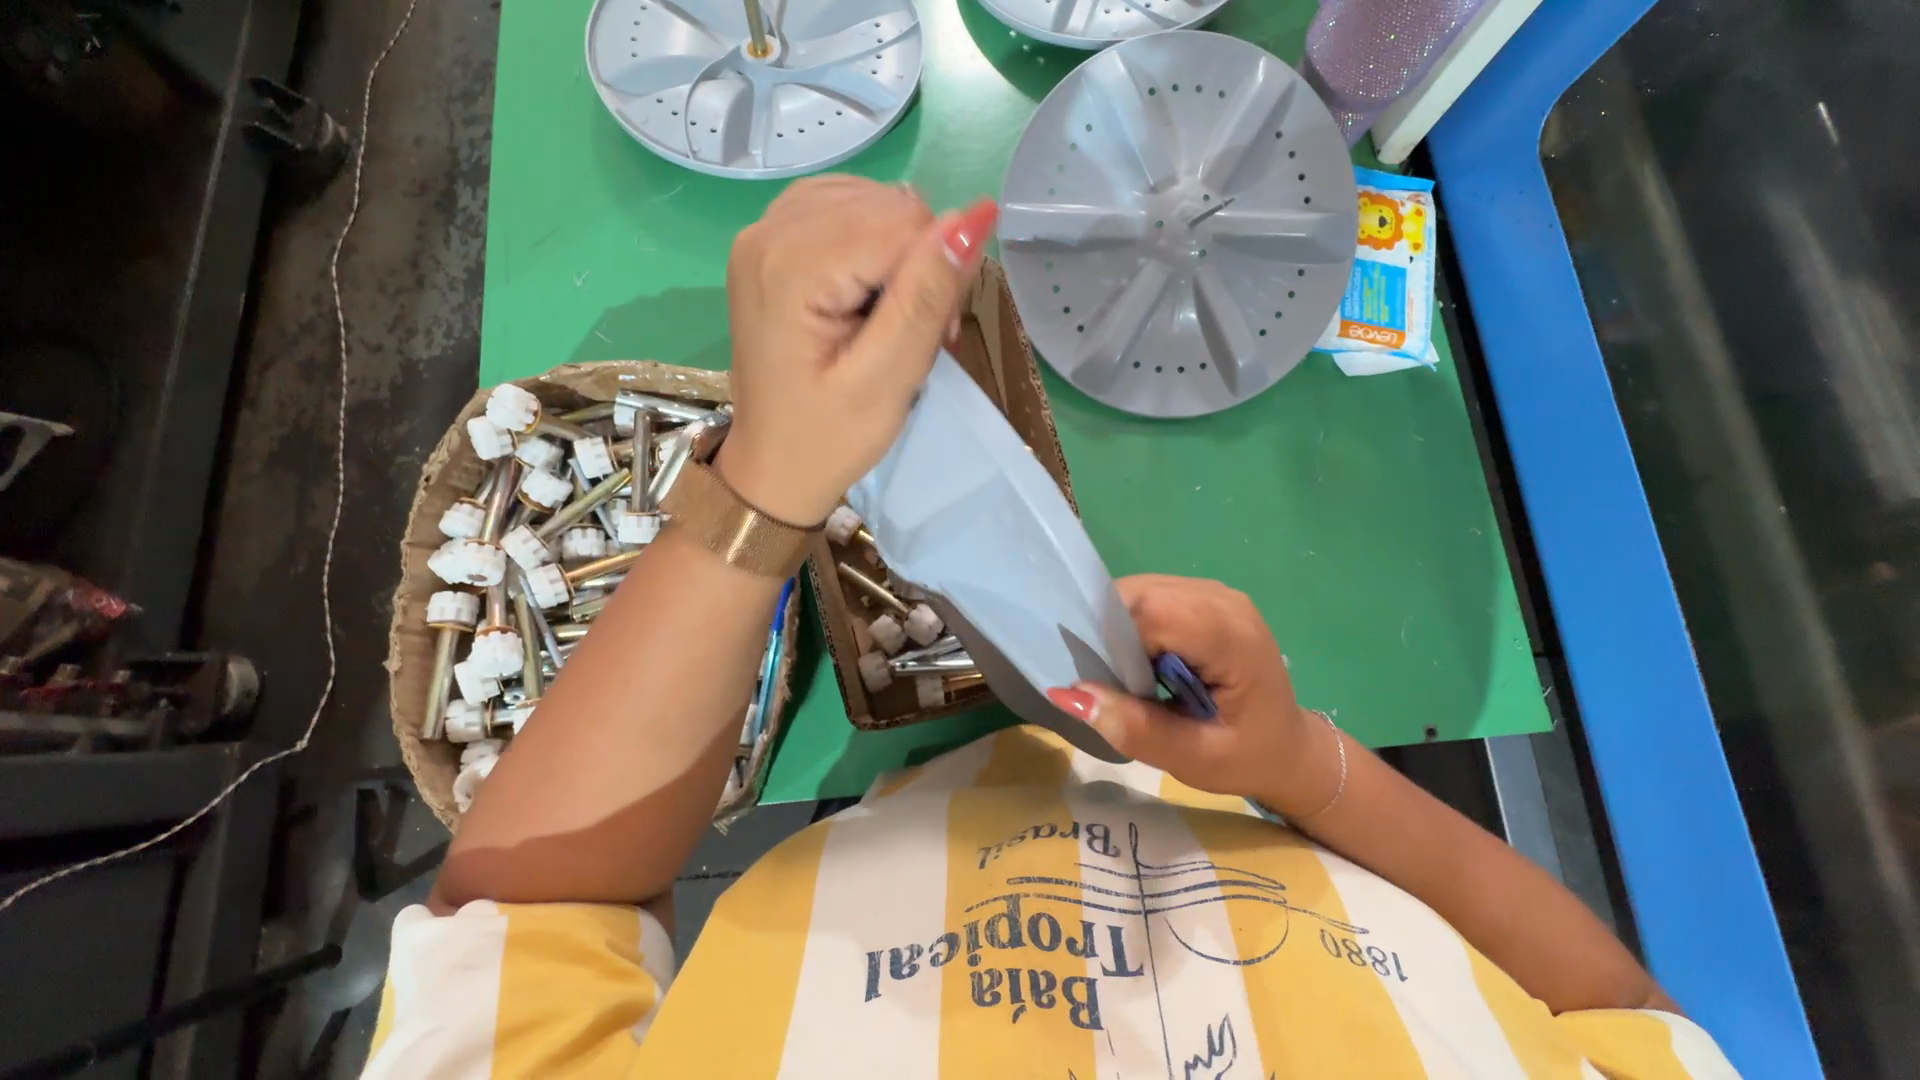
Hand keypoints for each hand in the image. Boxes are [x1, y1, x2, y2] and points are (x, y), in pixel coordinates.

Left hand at [716, 176, 998, 524]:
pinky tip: (868, 289)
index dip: (936, 271)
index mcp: (791, 265)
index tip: (934, 336)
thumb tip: (974, 216)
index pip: (903, 222)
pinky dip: (871, 243)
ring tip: (890, 317)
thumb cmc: (829, 437)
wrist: (774, 466)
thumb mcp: (888, 380)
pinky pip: (842, 209)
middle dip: (918, 262)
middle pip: (886, 207)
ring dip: (899, 253)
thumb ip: (928, 296)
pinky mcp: (769, 242)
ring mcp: (764, 232)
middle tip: (911, 334)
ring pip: (871, 203)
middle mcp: (769, 231)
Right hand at [1045, 575, 1341, 816]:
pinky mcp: (1205, 596)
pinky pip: (1152, 595)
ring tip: (1125, 673)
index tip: (1100, 680)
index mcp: (1233, 639)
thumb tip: (1071, 694)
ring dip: (1118, 626)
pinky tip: (1141, 659)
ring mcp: (1216, 593)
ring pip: (1141, 590)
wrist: (1288, 748)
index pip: (1153, 614)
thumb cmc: (1246, 757)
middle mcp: (1224, 601)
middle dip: (1110, 631)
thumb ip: (1136, 729)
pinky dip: (1132, 622)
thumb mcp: (1194, 759)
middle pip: (1143, 594)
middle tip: (1107, 679)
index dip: (1114, 641)